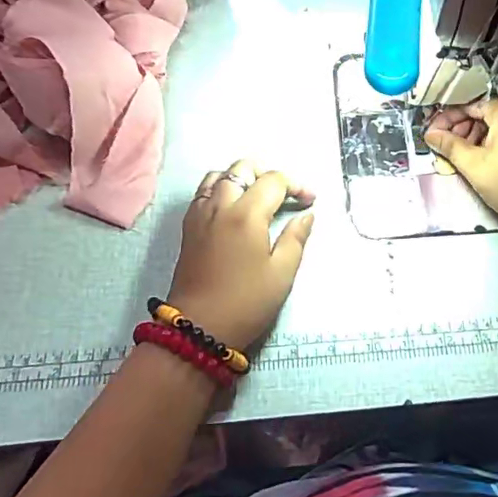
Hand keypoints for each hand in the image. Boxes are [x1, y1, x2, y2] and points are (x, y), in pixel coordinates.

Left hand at [167, 160, 316, 354]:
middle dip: (266, 174)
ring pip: (217, 176)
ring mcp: (199, 216)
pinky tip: (232, 209)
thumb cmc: (246, 302)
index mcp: (246, 214)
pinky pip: (202, 193)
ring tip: (257, 196)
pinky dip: (220, 189)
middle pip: (241, 169)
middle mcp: (220, 206)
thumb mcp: (282, 273)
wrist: (199, 328)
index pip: (273, 181)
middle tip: (284, 194)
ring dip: (240, 178)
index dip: (296, 186)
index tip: (309, 201)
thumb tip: (306, 216)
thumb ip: (295, 238)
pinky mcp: (188, 228)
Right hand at [423, 99, 497, 238]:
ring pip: (494, 127)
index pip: (469, 106)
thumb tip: (430, 134)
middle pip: (482, 115)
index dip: (447, 120)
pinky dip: (489, 146)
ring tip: (458, 158)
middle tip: (443, 148)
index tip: (432, 134)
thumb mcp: (473, 165)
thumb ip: (449, 146)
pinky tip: (477, 162)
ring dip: (473, 139)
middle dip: (460, 130)